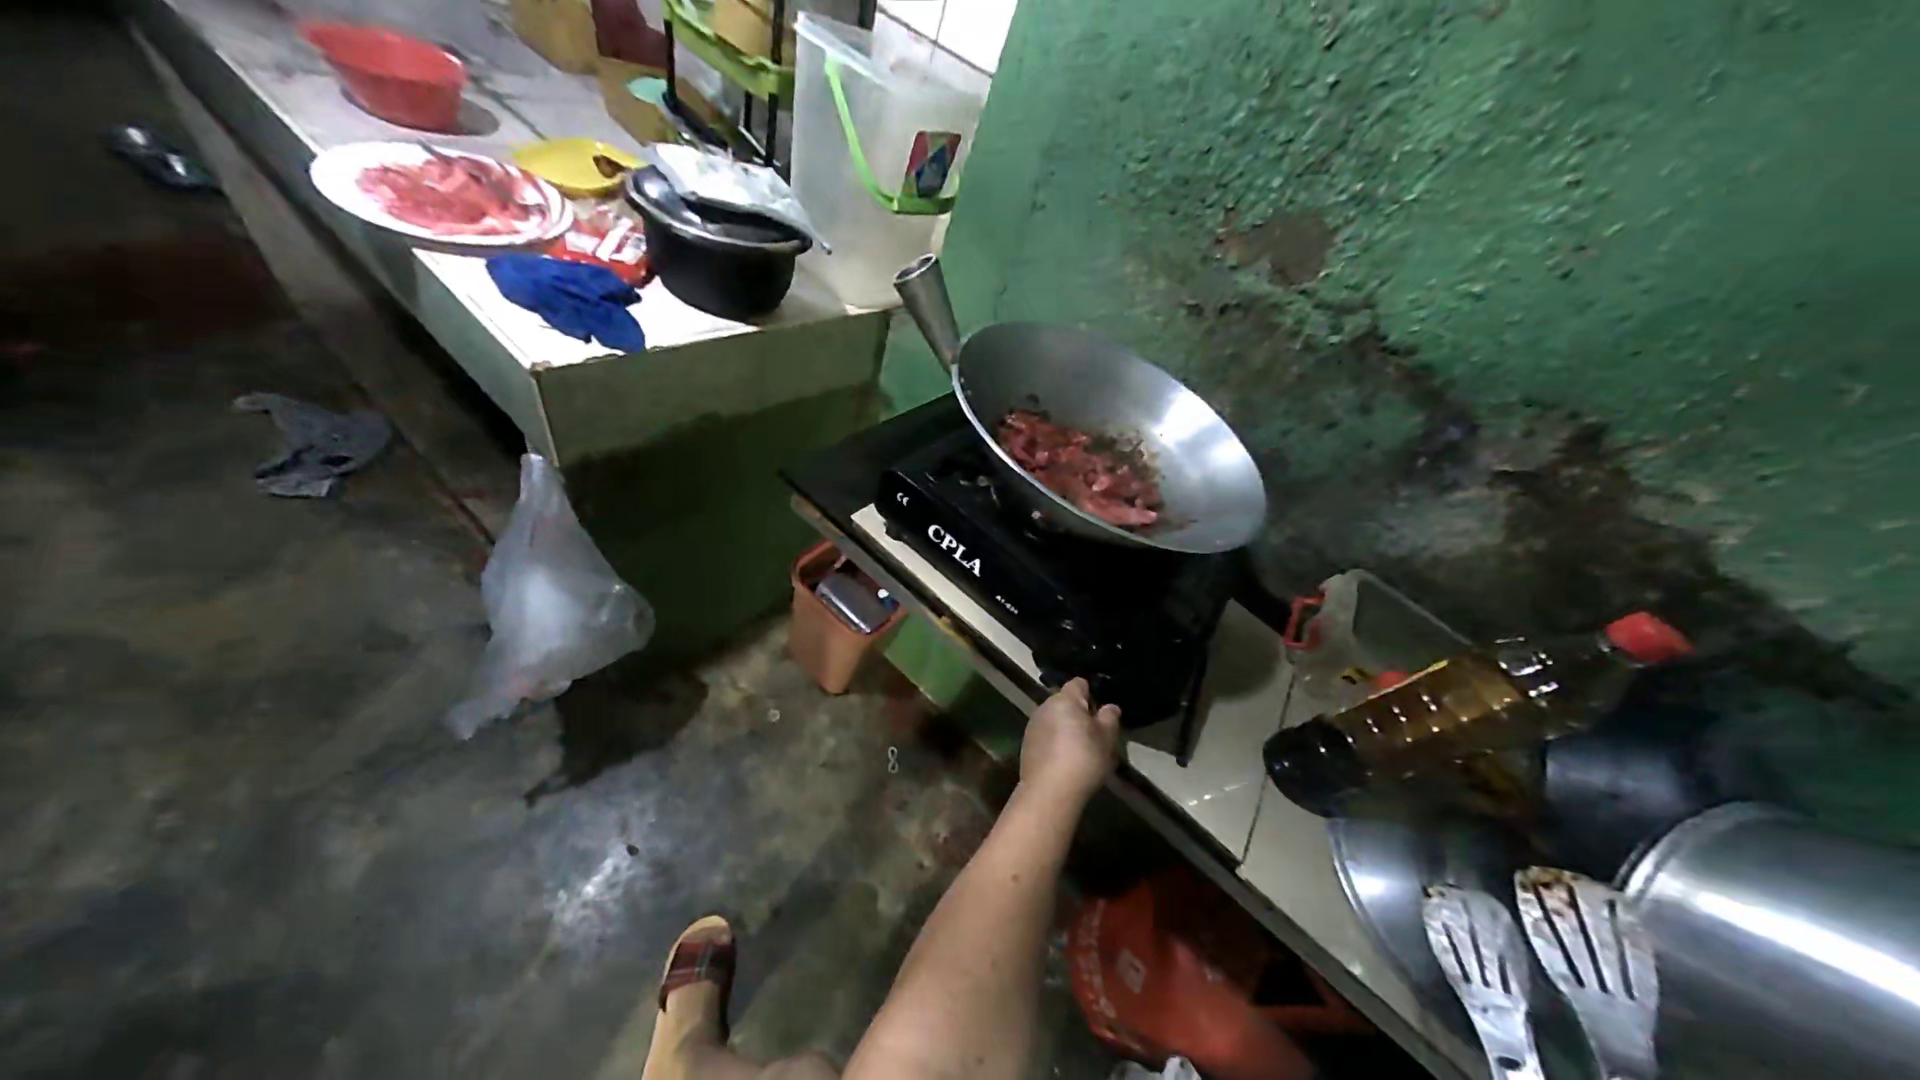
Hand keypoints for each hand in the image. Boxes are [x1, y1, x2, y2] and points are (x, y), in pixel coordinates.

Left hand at [1019, 678, 1120, 803]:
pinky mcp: (1026, 743)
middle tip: (1094, 733)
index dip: (1091, 693)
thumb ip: (1109, 718)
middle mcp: (1045, 706)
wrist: (1049, 791)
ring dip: (1066, 727)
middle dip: (1078, 712)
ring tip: (1080, 749)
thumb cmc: (1083, 759)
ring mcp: (1033, 725)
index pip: (1078, 683)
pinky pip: (1046, 734)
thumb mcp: (1106, 739)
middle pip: (1065, 701)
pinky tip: (1064, 760)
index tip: (1100, 711)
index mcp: (1065, 699)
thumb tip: (1109, 707)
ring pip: (1054, 719)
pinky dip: (1055, 741)